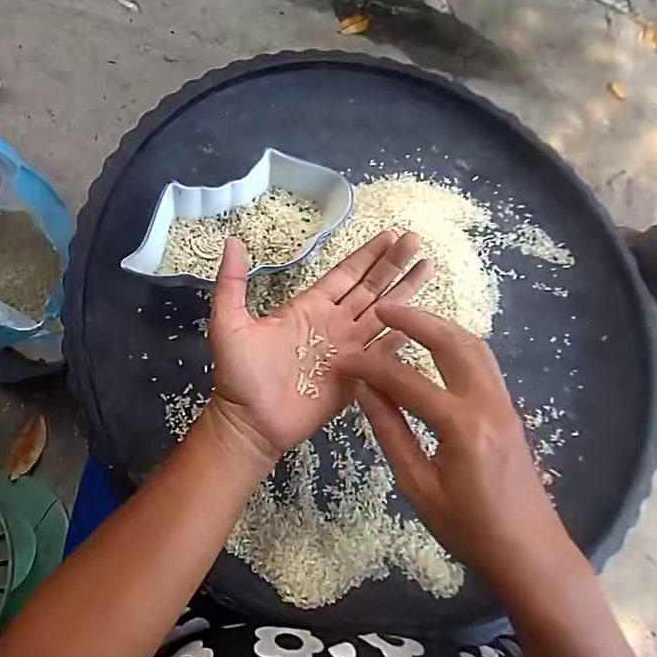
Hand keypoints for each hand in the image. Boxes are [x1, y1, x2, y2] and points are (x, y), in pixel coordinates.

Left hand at [204, 231, 430, 464]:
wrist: (250, 422)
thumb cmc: (239, 374)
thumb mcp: (229, 322)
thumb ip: (233, 282)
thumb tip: (233, 241)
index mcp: (308, 308)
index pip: (345, 274)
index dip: (367, 255)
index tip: (389, 235)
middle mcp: (333, 324)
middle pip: (370, 288)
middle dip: (392, 264)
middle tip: (414, 239)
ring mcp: (347, 350)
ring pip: (383, 314)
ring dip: (405, 291)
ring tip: (426, 266)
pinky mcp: (357, 376)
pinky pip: (384, 352)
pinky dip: (402, 335)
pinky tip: (423, 319)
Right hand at [338, 304, 574, 580]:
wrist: (531, 554)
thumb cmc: (470, 530)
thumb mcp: (418, 486)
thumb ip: (391, 432)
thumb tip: (365, 390)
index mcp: (461, 427)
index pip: (406, 381)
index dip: (370, 366)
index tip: (342, 359)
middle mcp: (487, 404)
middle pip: (452, 343)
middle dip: (417, 320)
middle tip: (383, 310)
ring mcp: (504, 404)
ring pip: (474, 347)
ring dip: (441, 326)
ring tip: (408, 319)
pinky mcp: (509, 411)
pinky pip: (483, 364)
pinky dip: (457, 345)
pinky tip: (437, 348)